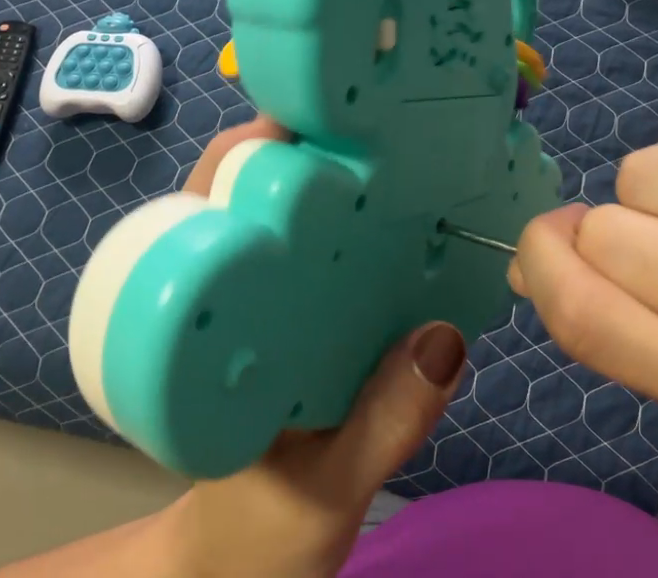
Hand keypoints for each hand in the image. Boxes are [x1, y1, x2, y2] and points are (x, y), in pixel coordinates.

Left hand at [15, 116, 467, 577]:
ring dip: (338, 184)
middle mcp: (234, 303)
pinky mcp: (303, 327)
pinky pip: (329, 266)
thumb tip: (446, 337)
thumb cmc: (261, 532)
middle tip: (381, 126)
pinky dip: (363, 236)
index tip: (315, 124)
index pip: (212, 210)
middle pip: (250, 196)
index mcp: (211, 327)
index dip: (253, 154)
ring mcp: (269, 310)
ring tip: (406, 157)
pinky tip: (415, 230)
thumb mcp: (326, 489)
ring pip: (290, 224)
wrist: (240, 568)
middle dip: (305, 150)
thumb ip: (383, 425)